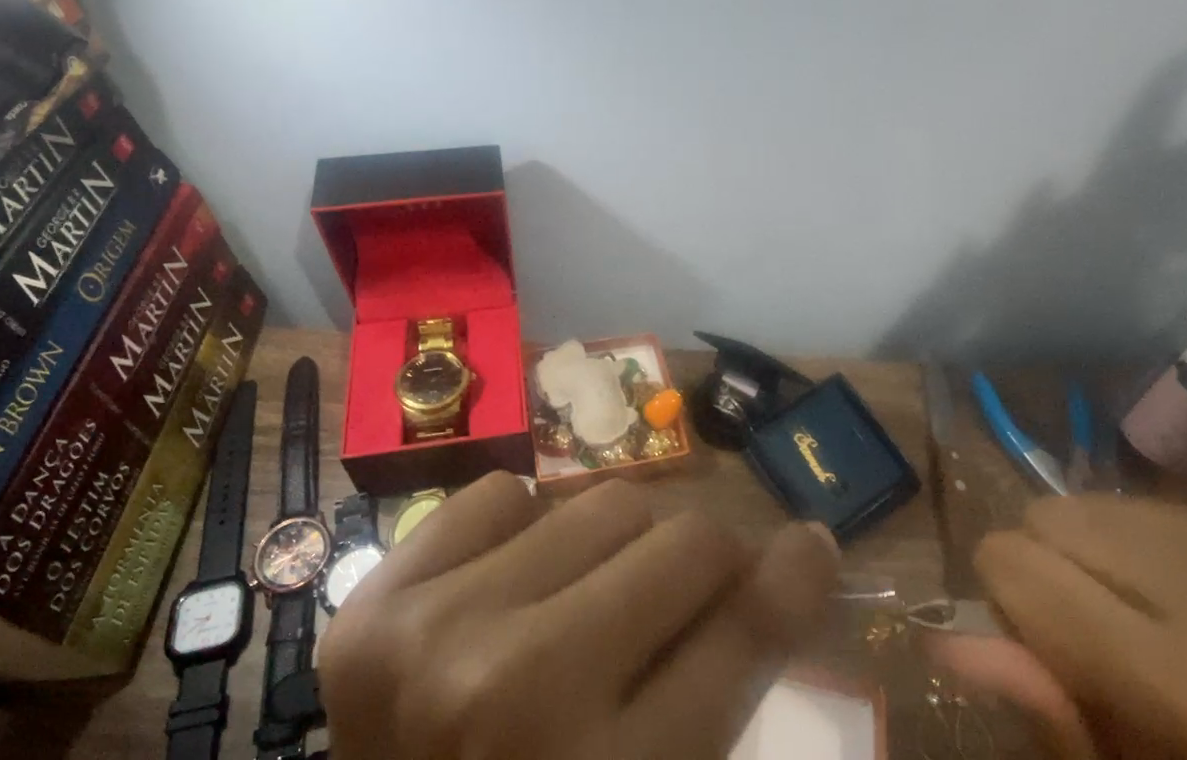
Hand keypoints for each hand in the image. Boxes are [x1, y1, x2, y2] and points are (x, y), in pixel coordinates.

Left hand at [316, 472, 840, 758]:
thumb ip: (724, 683)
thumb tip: (790, 558)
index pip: (741, 631)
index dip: (794, 579)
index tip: (811, 545)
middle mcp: (520, 690)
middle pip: (679, 542)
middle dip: (706, 561)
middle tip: (689, 590)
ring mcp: (436, 634)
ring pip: (601, 504)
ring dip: (619, 546)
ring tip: (591, 598)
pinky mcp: (375, 600)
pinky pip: (502, 496)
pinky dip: (526, 530)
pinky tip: (512, 589)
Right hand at [928, 496, 1186, 759]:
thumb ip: (1043, 709)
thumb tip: (944, 636)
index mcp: (1186, 680)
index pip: (1017, 563)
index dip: (1005, 600)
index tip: (1038, 645)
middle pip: (1054, 514)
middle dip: (1049, 566)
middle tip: (1096, 636)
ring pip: (1105, 503)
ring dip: (1104, 556)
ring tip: (1152, 620)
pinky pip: (1169, 510)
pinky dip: (1164, 554)